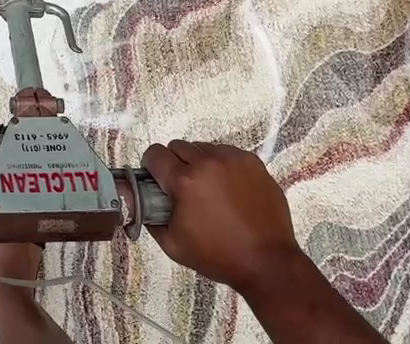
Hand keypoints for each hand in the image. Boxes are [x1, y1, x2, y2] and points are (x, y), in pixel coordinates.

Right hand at [141, 140, 300, 296]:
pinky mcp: (251, 161)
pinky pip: (226, 152)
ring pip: (202, 147)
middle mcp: (207, 163)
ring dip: (199, 163)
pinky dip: (222, 165)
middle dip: (175, 164)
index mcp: (185, 181)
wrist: (268, 262)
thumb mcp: (174, 246)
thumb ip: (151, 219)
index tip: (157, 178)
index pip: (155, 154)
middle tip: (184, 188)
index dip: (151, 166)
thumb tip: (141, 202)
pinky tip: (228, 188)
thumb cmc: (220, 256)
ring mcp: (232, 159)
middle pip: (177, 146)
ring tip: (209, 189)